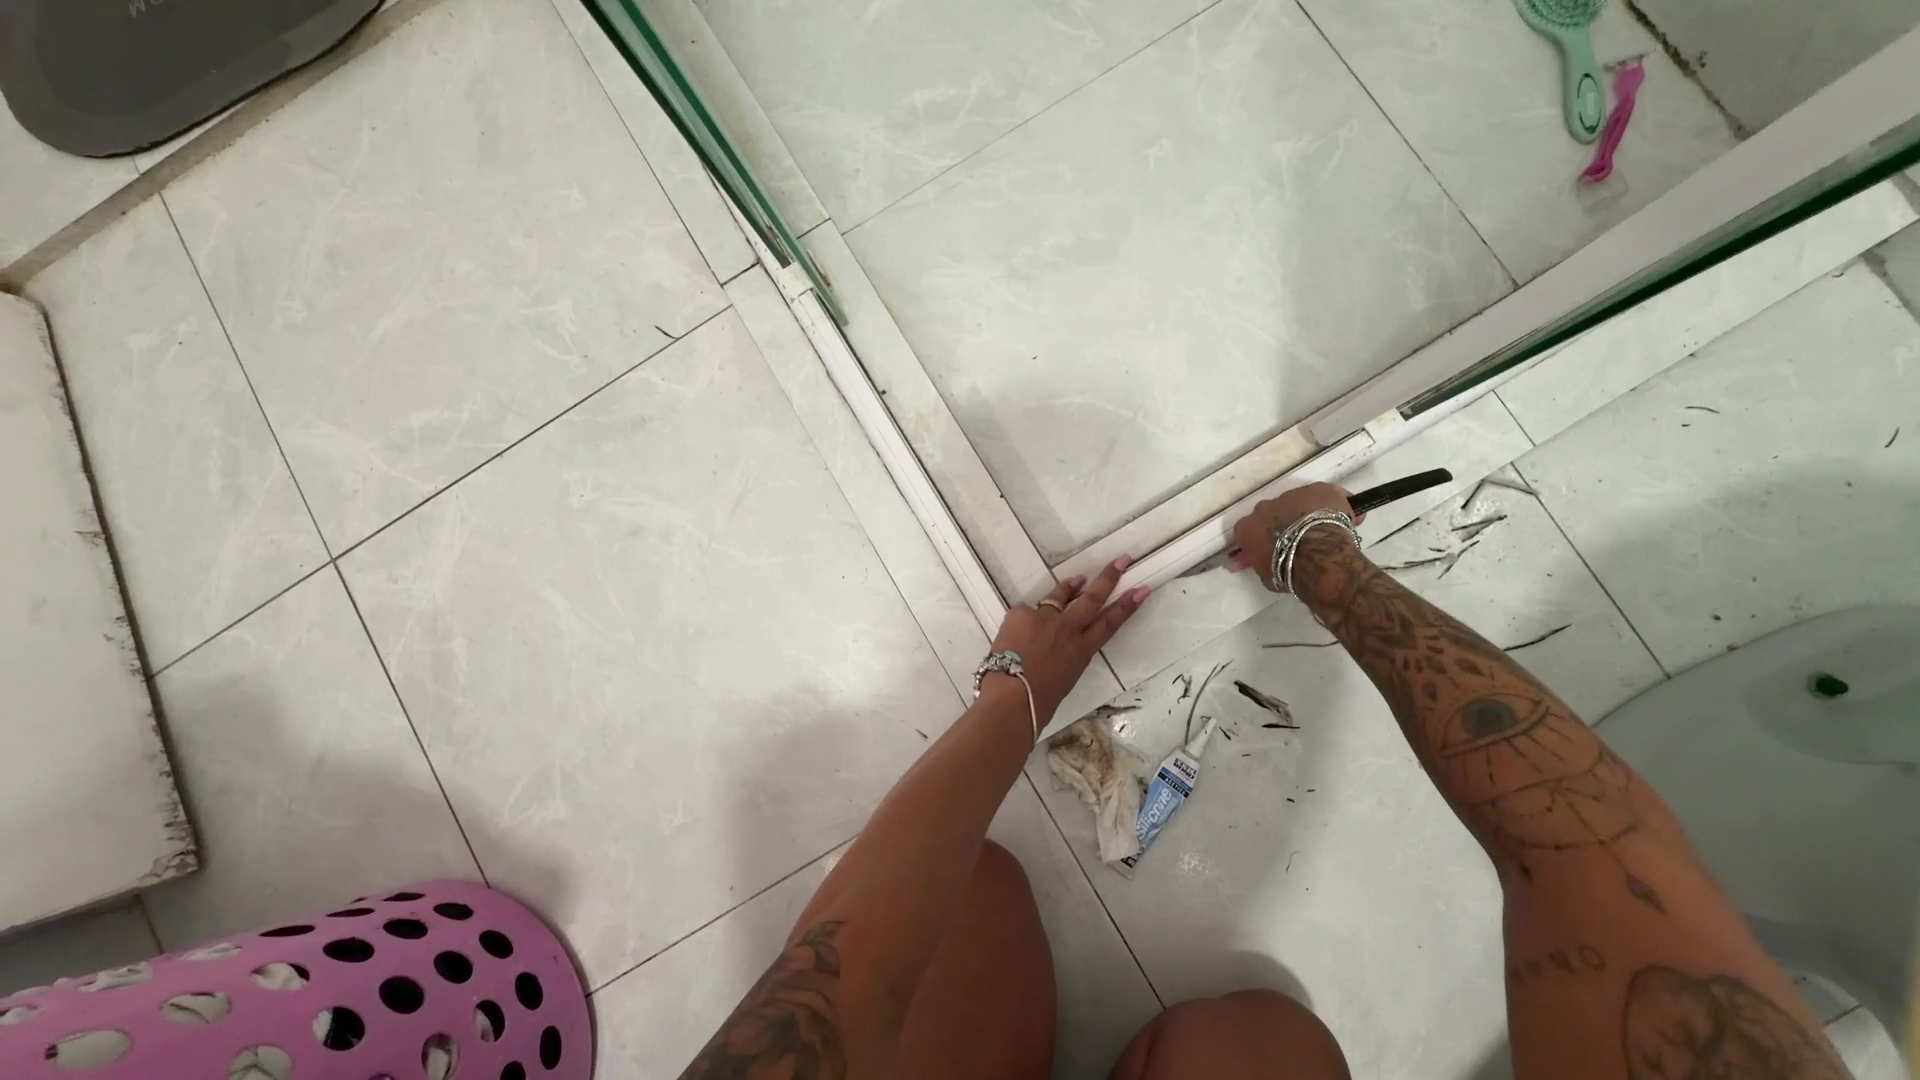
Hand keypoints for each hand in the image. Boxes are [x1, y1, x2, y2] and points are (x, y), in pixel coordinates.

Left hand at [986, 557, 1150, 720]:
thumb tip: (1053, 647)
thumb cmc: (1038, 701)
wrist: (1013, 696)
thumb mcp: (1063, 679)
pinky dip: (1025, 618)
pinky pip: (1025, 611)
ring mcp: (1045, 617)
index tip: (1142, 589)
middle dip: (1109, 577)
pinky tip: (1018, 630)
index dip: (1127, 606)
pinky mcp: (1021, 612)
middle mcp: (1068, 629)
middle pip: (1092, 599)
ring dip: (1070, 586)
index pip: (1110, 623)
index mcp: (1082, 651)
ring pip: (1060, 595)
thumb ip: (1064, 657)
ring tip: (1078, 579)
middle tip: (1122, 559)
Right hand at [1227, 483, 1363, 591]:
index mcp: (1247, 528)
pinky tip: (1346, 516)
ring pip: (1298, 502)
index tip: (1273, 549)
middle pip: (1273, 514)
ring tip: (1325, 530)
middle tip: (1300, 540)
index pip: (1250, 531)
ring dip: (1306, 513)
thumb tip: (1264, 561)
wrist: (1317, 556)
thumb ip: (1263, 562)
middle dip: (1284, 523)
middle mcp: (1264, 507)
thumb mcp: (1267, 575)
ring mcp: (1291, 495)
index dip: (1263, 540)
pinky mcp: (1317, 489)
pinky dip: (1334, 504)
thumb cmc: (1288, 571)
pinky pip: (1326, 494)